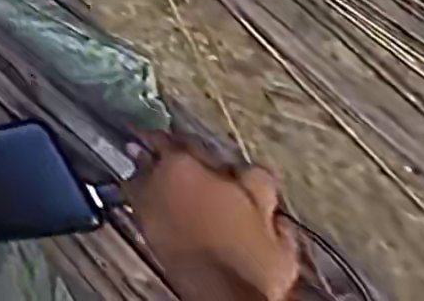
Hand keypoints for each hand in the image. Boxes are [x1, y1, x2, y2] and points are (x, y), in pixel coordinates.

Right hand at [121, 132, 299, 300]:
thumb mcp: (141, 203)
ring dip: (243, 176)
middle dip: (193, 149)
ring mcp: (257, 207)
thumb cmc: (172, 240)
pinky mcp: (283, 239)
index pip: (163, 139)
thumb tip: (140, 156)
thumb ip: (140, 175)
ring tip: (230, 179)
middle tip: (182, 154)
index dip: (150, 137)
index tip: (141, 137)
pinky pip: (278, 221)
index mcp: (184, 165)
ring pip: (256, 177)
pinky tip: (258, 222)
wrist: (220, 286)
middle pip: (208, 151)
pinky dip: (267, 219)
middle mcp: (222, 177)